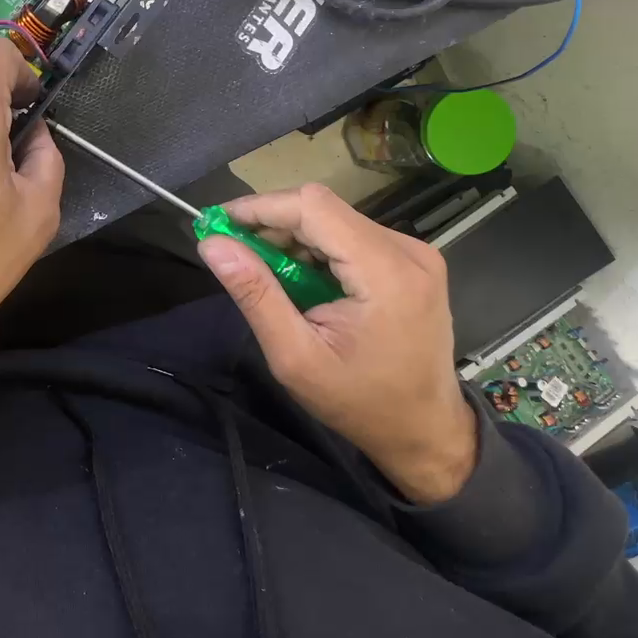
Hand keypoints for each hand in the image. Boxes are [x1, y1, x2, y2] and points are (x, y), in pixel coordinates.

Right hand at [197, 184, 476, 503]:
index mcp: (386, 273)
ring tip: (261, 269)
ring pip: (334, 218)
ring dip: (290, 235)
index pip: (313, 207)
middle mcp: (407, 250)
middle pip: (323, 208)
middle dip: (270, 221)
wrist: (425, 431)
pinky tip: (295, 276)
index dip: (260, 207)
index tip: (216, 223)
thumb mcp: (295, 356)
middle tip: (232, 250)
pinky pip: (350, 234)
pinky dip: (313, 247)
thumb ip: (255, 294)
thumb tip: (212, 244)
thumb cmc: (359, 402)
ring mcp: (414, 254)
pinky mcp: (411, 262)